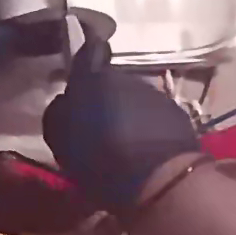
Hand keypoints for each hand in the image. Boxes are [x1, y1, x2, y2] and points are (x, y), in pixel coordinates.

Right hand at [43, 33, 200, 209]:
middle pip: (109, 81)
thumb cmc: (101, 161)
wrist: (160, 180)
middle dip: (102, 97)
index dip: (84, 61)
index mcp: (93, 80)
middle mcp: (125, 78)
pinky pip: (154, 115)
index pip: (87, 54)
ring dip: (125, 113)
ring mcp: (154, 94)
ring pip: (133, 98)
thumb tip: (64, 101)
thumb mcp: (62, 143)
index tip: (79, 77)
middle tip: (95, 125)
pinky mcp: (177, 113)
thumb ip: (58, 115)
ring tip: (120, 142)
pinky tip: (143, 150)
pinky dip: (147, 127)